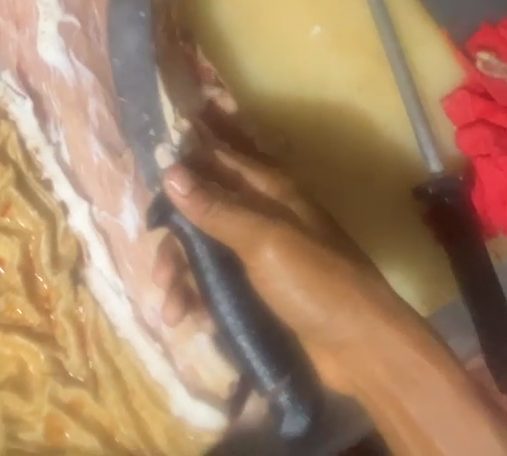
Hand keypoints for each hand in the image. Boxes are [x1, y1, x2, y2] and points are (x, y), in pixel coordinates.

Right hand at [161, 135, 416, 393]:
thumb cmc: (316, 282)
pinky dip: (198, 298)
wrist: (362, 349)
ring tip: (170, 309)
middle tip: (159, 270)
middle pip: (203, 210)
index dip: (183, 157)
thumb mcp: (263, 240)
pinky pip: (216, 284)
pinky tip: (188, 320)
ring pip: (205, 251)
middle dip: (176, 238)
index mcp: (268, 189)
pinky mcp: (258, 290)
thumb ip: (216, 207)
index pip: (217, 156)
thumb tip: (169, 171)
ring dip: (183, 276)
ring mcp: (259, 254)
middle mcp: (261, 213)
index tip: (144, 162)